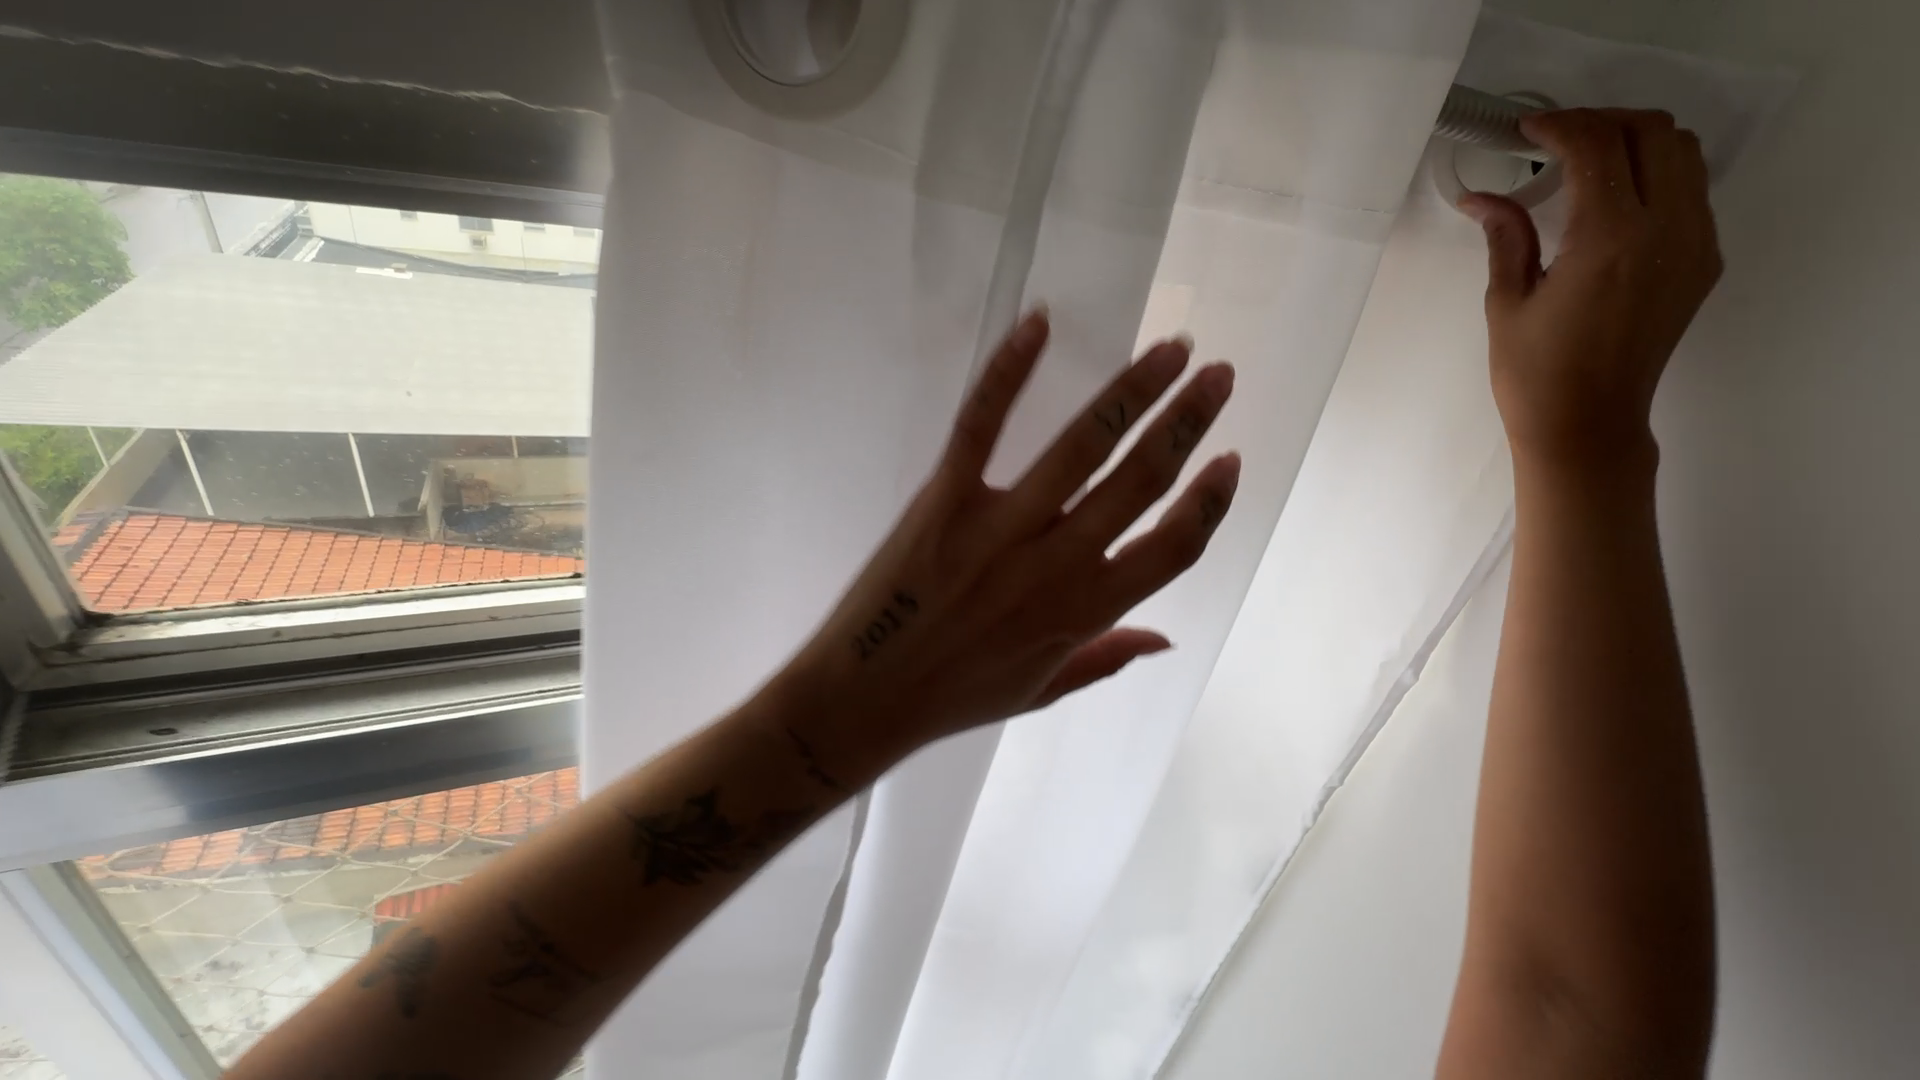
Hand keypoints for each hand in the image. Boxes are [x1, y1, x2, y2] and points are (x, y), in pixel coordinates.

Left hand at [772, 310, 1239, 770]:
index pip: (1172, 550)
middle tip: (1220, 376)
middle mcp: (1055, 564)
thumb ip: (1106, 658)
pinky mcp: (944, 498)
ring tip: (1172, 350)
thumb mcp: (1041, 692)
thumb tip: (1168, 636)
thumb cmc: (955, 695)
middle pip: (1140, 482)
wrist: (865, 697)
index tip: (1230, 462)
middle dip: (1187, 424)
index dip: (1209, 504)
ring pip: (1082, 446)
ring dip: (1134, 391)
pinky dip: (1010, 371)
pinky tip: (1040, 323)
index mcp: (1084, 613)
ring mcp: (999, 526)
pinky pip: (981, 424)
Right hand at [1461, 108, 1721, 472]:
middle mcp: (1666, 230)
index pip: (1597, 148)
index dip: (1560, 127)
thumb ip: (1506, 238)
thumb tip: (1483, 198)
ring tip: (1582, 161)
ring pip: (1682, 153)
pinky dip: (1653, 174)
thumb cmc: (1533, 373)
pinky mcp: (1702, 260)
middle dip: (1600, 123)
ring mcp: (1694, 243)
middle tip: (1552, 139)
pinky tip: (1609, 199)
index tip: (1526, 130)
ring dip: (1634, 142)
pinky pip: (1689, 189)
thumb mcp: (1507, 302)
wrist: (1587, 425)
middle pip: (1652, 133)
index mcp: (1609, 240)